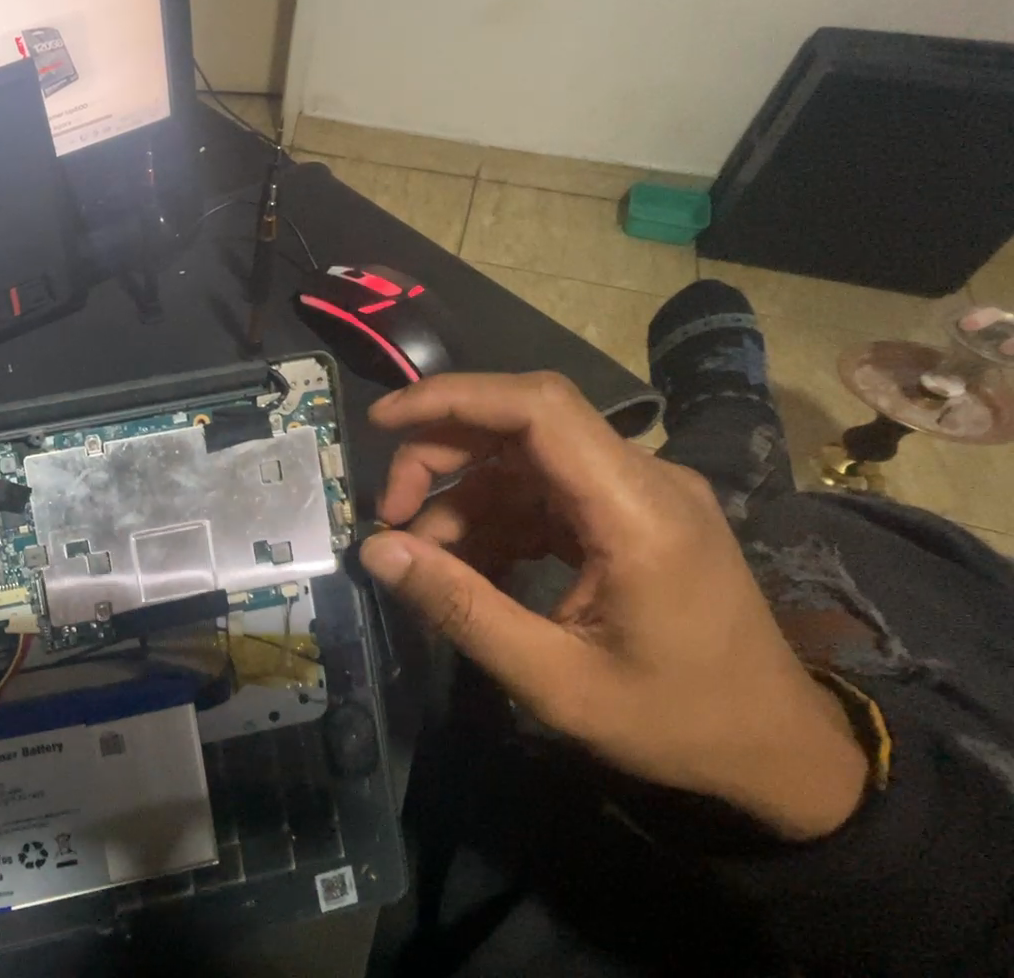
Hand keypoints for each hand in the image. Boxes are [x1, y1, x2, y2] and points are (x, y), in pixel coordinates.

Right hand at [359, 372, 867, 840]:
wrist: (776, 753)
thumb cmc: (675, 722)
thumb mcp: (554, 680)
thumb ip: (461, 608)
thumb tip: (376, 550)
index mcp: (638, 511)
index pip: (539, 409)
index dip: (452, 398)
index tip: (379, 422)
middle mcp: (644, 481)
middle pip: (518, 427)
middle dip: (438, 458)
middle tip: (389, 517)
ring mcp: (638, 495)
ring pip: (520, 461)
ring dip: (459, 500)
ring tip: (426, 564)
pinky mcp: (627, 516)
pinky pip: (539, 494)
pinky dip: (490, 521)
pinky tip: (469, 568)